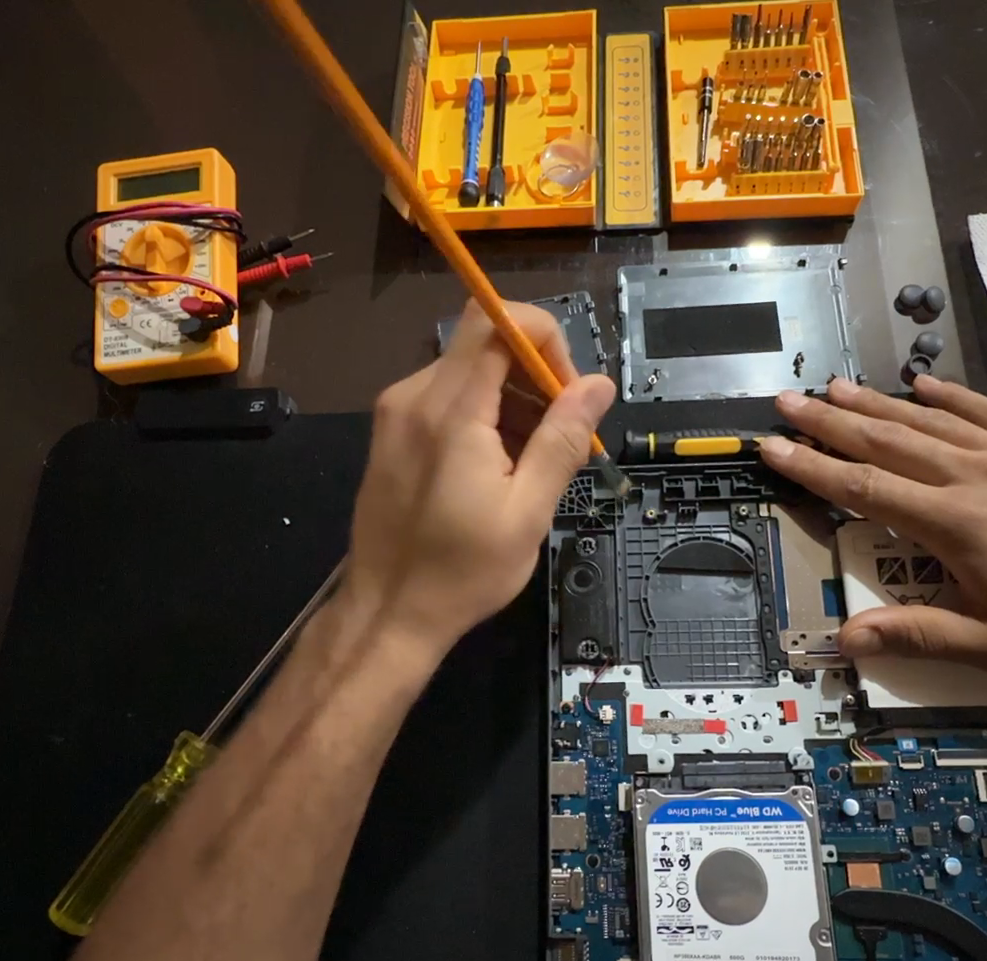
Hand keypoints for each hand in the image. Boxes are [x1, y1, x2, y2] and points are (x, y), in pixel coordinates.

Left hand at [340, 300, 615, 655]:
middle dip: (536, 378)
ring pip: (468, 371)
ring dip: (513, 401)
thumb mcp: (528, 513)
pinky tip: (499, 467)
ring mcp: (396, 413)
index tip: (569, 394)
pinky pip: (446, 399)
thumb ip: (562, 440)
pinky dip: (483, 415)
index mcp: (450, 413)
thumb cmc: (462, 573)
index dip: (545, 341)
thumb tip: (599, 384)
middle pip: (485, 344)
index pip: (497, 322)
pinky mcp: (391, 434)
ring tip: (536, 463)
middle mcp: (415, 397)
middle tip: (564, 439)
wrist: (387, 613)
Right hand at [760, 376, 986, 675]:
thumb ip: (919, 636)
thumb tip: (847, 639)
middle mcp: (974, 477)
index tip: (772, 446)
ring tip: (833, 385)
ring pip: (927, 420)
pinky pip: (985, 411)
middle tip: (786, 401)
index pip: (864, 489)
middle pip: (885, 442)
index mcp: (956, 524)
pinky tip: (921, 383)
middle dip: (828, 422)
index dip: (811, 468)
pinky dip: (948, 395)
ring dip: (874, 402)